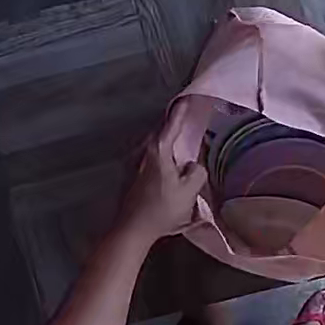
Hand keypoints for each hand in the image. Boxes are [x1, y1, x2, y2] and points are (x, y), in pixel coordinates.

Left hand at [114, 116, 208, 243]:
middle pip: (159, 130)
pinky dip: (157, 152)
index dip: (181, 110)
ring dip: (164, 139)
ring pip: (152, 143)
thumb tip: (193, 164)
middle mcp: (141, 150)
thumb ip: (197, 172)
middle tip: (186, 117)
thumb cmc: (161, 209)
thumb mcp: (189, 192)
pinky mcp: (128, 172)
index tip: (187, 97)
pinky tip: (165, 162)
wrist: (131, 228)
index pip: (171, 123)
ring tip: (178, 140)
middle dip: (172, 123)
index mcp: (157, 150)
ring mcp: (132, 160)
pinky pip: (146, 154)